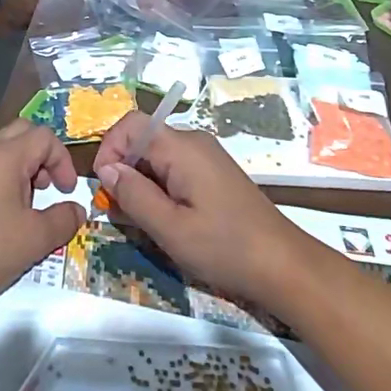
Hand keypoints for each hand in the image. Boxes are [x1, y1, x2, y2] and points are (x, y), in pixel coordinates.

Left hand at [0, 119, 84, 310]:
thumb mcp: (37, 238)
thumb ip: (64, 218)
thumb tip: (76, 210)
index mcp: (4, 156)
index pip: (44, 136)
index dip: (63, 160)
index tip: (67, 193)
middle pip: (20, 133)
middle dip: (42, 156)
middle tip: (48, 188)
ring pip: (0, 150)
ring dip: (21, 168)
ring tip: (27, 206)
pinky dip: (1, 180)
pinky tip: (0, 217)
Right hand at [92, 113, 308, 304]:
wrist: (285, 266)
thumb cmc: (225, 247)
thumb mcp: (170, 228)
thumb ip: (134, 195)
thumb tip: (107, 170)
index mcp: (182, 148)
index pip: (131, 124)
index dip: (110, 149)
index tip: (106, 188)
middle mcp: (194, 143)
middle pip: (143, 141)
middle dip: (124, 172)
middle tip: (122, 213)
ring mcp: (206, 158)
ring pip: (157, 158)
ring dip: (141, 185)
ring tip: (144, 223)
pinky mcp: (214, 175)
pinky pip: (174, 170)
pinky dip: (160, 190)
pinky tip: (166, 222)